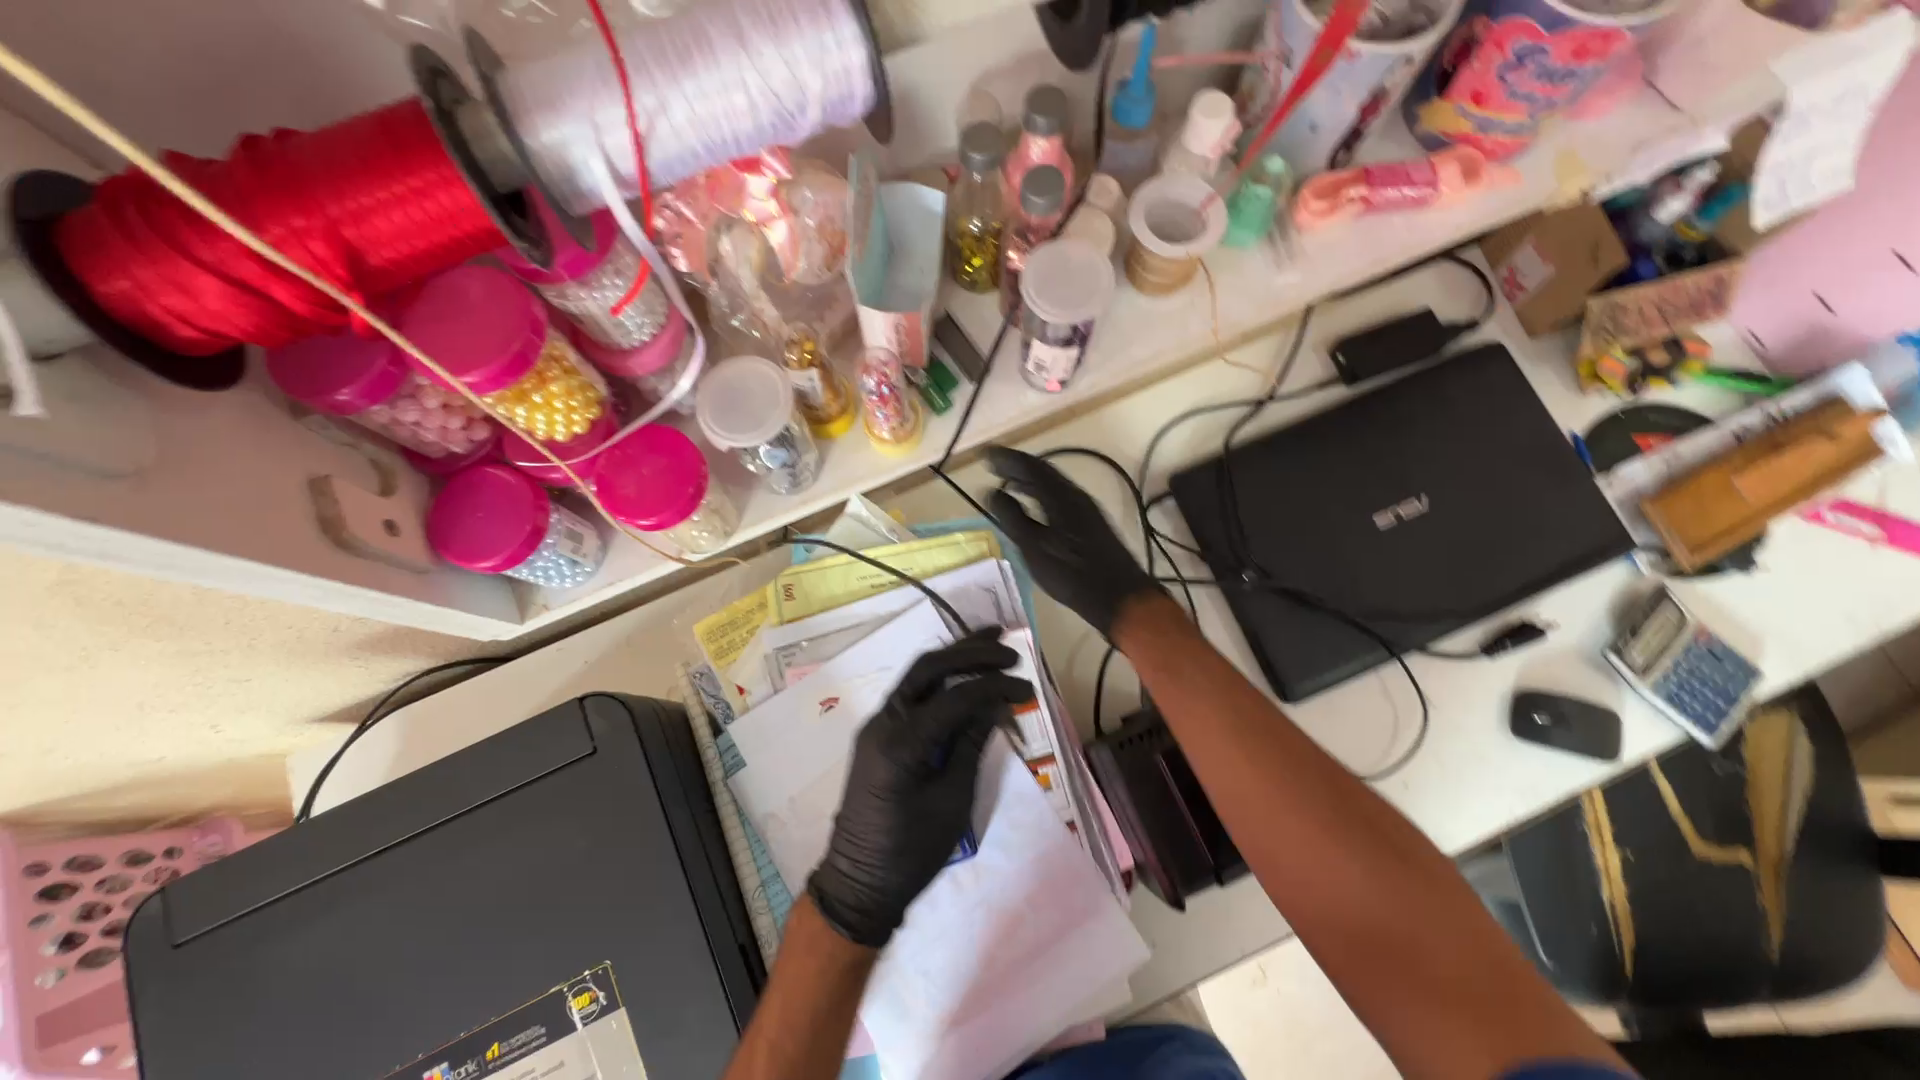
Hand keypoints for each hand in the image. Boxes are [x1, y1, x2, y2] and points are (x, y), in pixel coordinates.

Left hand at [807, 629, 1033, 947]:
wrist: (859, 882)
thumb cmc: (911, 851)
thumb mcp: (952, 801)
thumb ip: (971, 746)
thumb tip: (994, 705)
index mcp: (902, 742)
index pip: (955, 697)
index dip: (993, 687)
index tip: (1026, 685)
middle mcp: (884, 722)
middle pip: (928, 669)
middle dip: (969, 652)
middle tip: (1008, 647)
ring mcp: (876, 726)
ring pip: (916, 676)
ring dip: (953, 658)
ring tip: (989, 641)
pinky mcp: (878, 735)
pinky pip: (911, 694)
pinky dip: (938, 679)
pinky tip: (962, 675)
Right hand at [987, 446, 1162, 638]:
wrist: (1119, 596)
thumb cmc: (1072, 574)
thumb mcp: (1034, 548)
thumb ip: (1012, 518)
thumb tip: (991, 493)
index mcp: (1061, 497)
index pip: (1031, 467)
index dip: (1006, 459)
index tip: (985, 455)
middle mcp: (1076, 495)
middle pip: (1044, 472)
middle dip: (1017, 467)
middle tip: (993, 465)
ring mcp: (1086, 508)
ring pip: (1054, 485)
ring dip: (1030, 481)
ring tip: (1009, 483)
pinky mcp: (1091, 522)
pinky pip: (1061, 497)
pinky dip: (1042, 494)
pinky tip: (1035, 506)